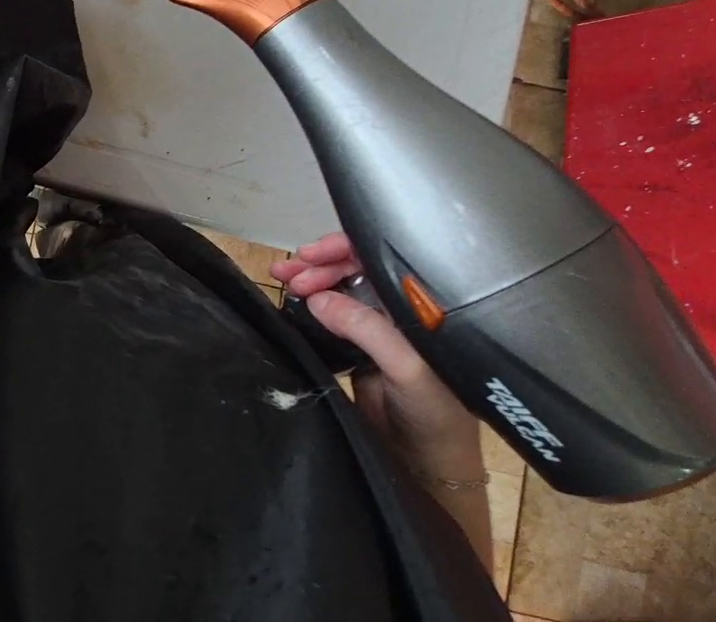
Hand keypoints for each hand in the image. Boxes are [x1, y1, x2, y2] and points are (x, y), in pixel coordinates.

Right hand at [270, 234, 484, 481]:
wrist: (423, 465)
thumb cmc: (435, 414)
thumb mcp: (407, 368)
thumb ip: (367, 328)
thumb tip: (317, 298)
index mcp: (423, 308)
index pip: (383, 262)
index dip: (346, 251)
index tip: (311, 255)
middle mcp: (399, 312)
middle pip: (355, 271)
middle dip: (320, 265)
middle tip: (288, 273)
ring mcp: (375, 328)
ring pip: (338, 290)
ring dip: (310, 280)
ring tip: (281, 276)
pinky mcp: (354, 347)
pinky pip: (328, 314)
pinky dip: (308, 302)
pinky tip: (291, 297)